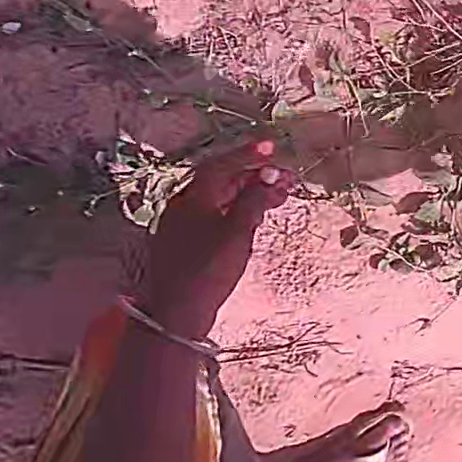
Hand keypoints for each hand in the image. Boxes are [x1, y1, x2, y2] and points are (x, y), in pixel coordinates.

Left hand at [134, 139, 296, 337]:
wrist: (176, 314)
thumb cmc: (208, 268)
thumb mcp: (237, 231)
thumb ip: (255, 199)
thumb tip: (271, 177)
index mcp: (194, 195)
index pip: (224, 164)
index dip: (249, 154)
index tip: (271, 147)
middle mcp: (185, 204)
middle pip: (223, 180)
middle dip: (255, 176)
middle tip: (284, 178)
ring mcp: (183, 223)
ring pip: (221, 198)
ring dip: (249, 193)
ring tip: (278, 197)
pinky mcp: (186, 242)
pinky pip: (215, 214)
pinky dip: (238, 209)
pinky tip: (254, 217)